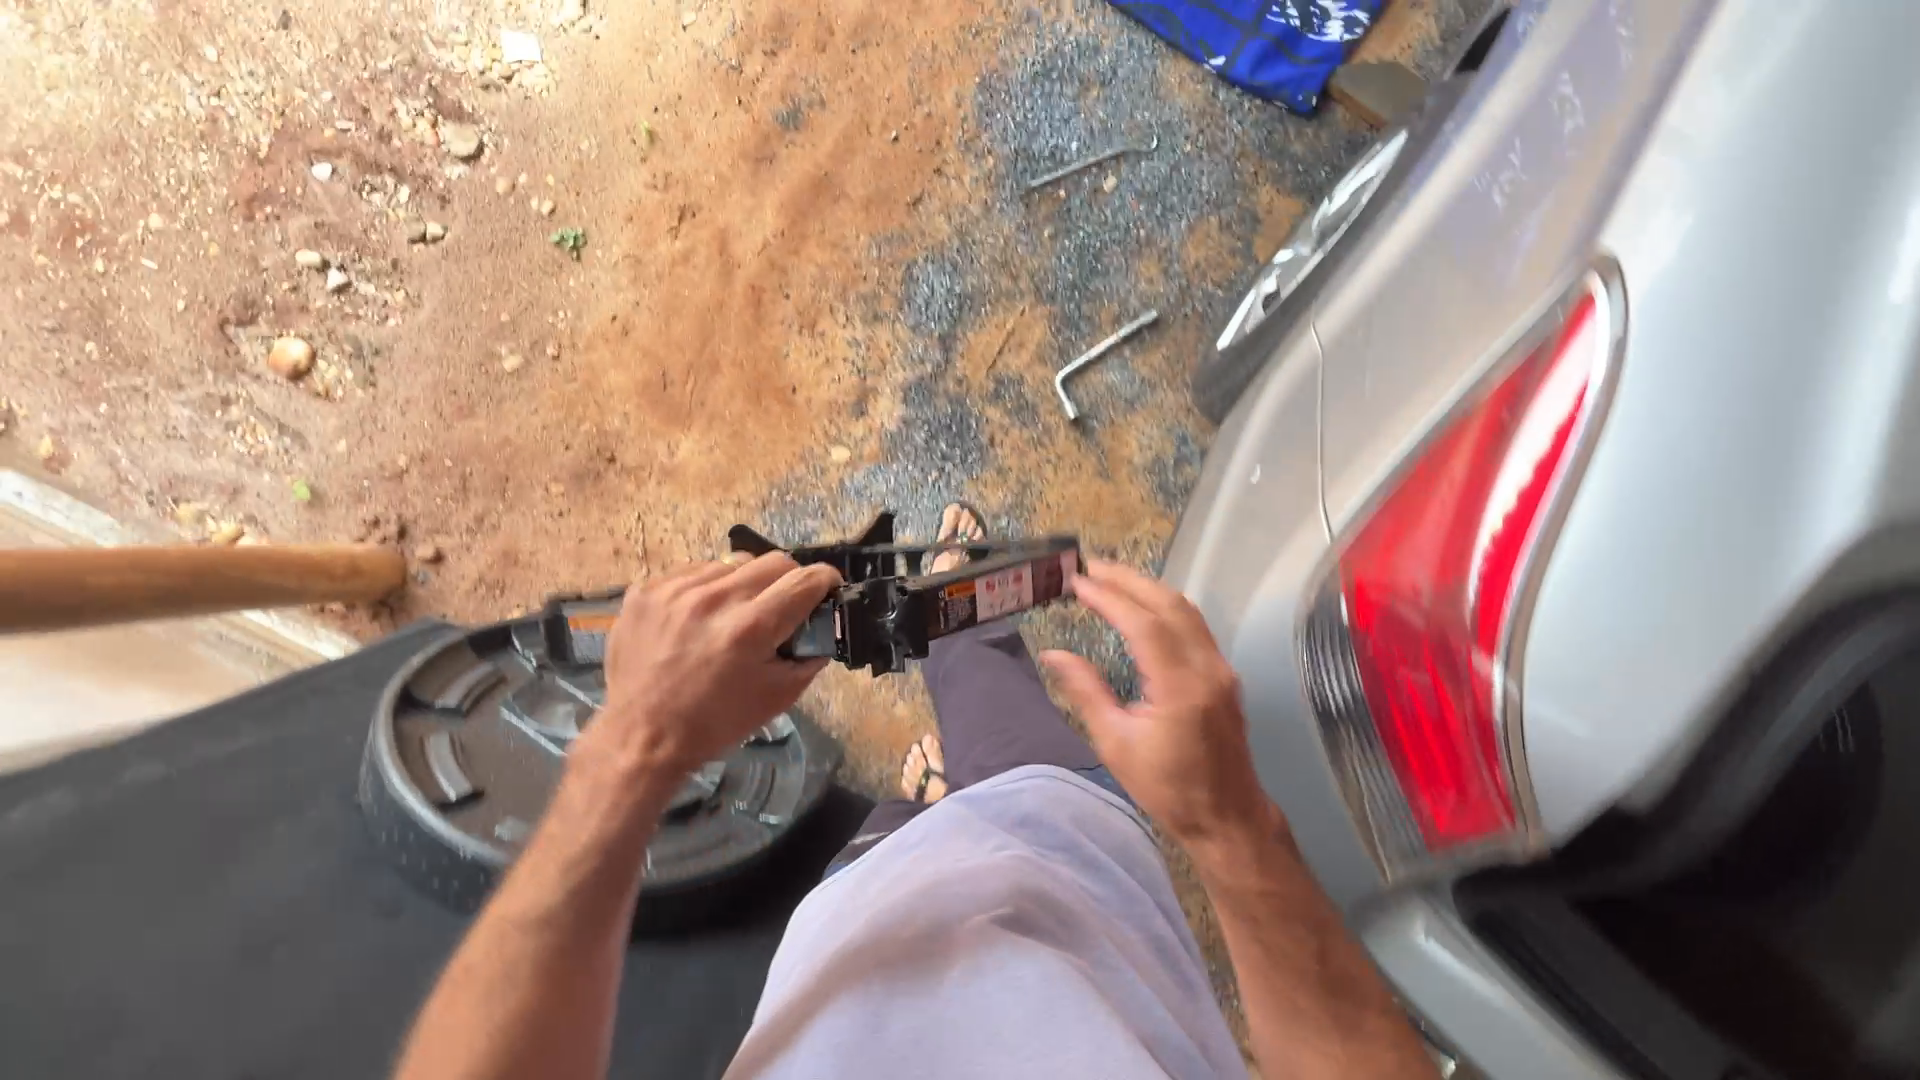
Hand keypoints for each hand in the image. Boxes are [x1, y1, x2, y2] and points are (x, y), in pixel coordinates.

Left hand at [572, 554, 841, 780]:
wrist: (642, 736)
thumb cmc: (716, 722)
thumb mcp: (779, 696)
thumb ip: (810, 656)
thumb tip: (824, 627)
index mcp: (752, 627)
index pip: (805, 579)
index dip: (826, 581)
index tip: (828, 588)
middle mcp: (715, 599)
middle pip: (773, 561)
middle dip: (788, 580)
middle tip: (783, 605)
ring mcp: (675, 590)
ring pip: (732, 563)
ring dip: (744, 584)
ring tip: (734, 615)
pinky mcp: (646, 590)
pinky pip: (693, 571)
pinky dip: (706, 588)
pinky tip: (699, 617)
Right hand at [1040, 559, 1279, 848]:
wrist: (1227, 816)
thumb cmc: (1166, 788)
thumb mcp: (1115, 744)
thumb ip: (1086, 692)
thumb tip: (1053, 655)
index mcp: (1180, 688)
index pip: (1144, 625)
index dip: (1110, 598)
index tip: (1078, 582)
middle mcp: (1207, 669)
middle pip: (1170, 605)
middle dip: (1129, 580)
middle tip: (1091, 567)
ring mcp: (1221, 669)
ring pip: (1187, 610)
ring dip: (1148, 588)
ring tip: (1110, 578)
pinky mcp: (1224, 674)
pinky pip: (1195, 625)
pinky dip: (1165, 606)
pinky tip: (1141, 605)